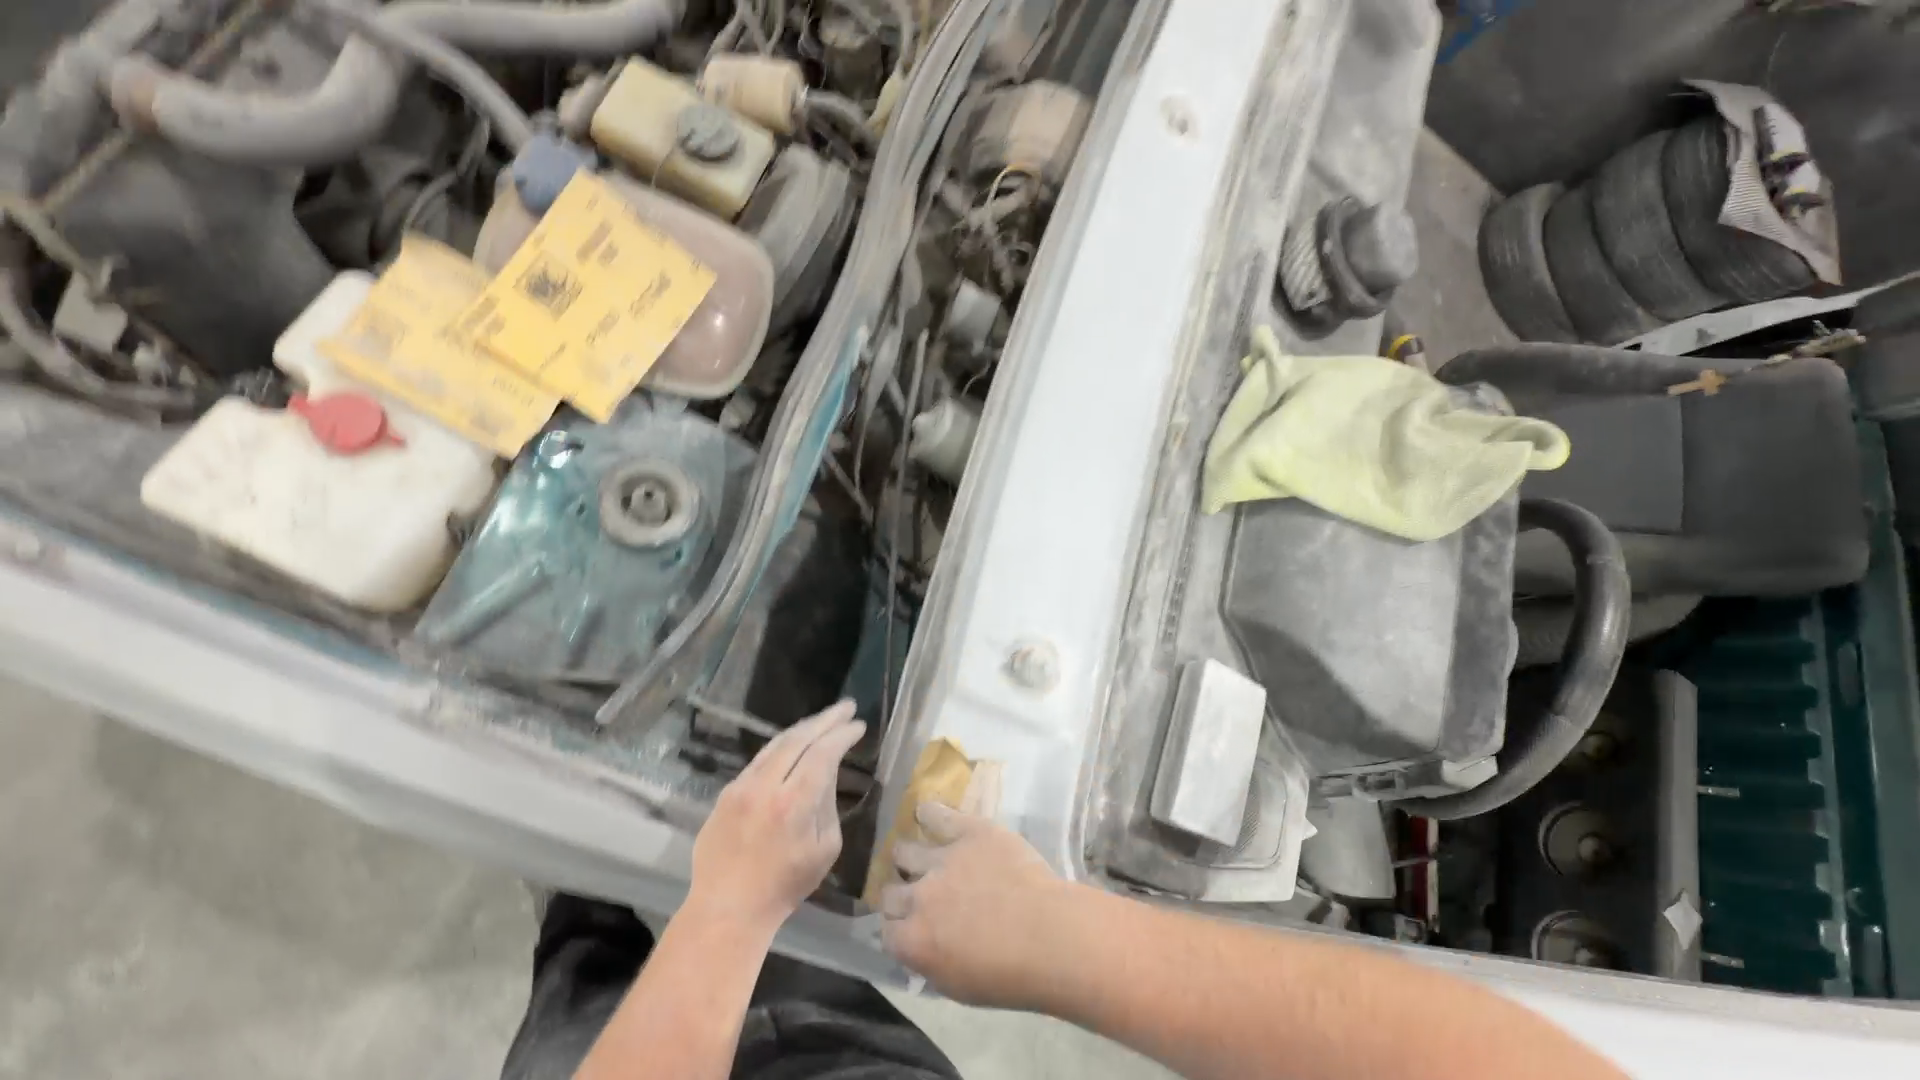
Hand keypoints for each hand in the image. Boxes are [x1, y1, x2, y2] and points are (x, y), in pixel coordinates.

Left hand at [687, 700, 866, 933]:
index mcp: (795, 803)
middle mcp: (766, 786)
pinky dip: (781, 747)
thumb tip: (826, 776)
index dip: (842, 735)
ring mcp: (741, 786)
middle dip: (826, 720)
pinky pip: (758, 761)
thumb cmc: (785, 886)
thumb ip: (827, 806)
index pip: (823, 753)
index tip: (858, 726)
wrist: (728, 906)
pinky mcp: (727, 793)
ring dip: (802, 729)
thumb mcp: (824, 850)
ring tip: (823, 720)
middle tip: (846, 707)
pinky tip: (792, 745)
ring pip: (775, 745)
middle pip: (799, 739)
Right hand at [878, 802, 1073, 1009]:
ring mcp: (941, 860)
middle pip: (889, 892)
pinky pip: (937, 816)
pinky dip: (929, 814)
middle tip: (917, 896)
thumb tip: (923, 951)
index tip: (910, 928)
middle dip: (900, 896)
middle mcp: (918, 897)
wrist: (1050, 936)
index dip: (899, 929)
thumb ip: (931, 964)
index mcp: (913, 941)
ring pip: (905, 852)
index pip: (887, 931)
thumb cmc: (1011, 974)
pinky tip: (926, 814)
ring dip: (909, 858)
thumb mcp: (959, 988)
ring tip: (918, 855)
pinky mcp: (968, 832)